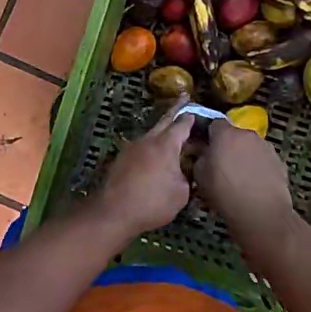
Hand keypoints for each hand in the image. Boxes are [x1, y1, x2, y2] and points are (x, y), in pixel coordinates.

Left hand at [91, 104, 195, 235]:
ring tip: (173, 135)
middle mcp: (148, 140)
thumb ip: (188, 177)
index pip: (182, 124)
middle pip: (164, 121)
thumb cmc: (152, 202)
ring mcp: (132, 148)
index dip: (191, 117)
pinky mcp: (121, 159)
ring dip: (162, 132)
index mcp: (165, 144)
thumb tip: (186, 171)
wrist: (114, 212)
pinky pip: (142, 148)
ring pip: (151, 134)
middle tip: (184, 100)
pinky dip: (151, 147)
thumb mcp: (181, 193)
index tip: (197, 111)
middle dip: (175, 110)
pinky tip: (156, 158)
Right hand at [196, 117, 303, 260]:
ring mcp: (266, 147)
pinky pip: (264, 160)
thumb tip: (204, 153)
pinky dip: (258, 168)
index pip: (214, 123)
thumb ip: (200, 157)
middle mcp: (248, 135)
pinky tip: (254, 185)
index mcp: (226, 134)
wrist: (260, 213)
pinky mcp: (279, 162)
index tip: (206, 148)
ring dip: (244, 156)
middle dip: (228, 146)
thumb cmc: (224, 192)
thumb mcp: (199, 175)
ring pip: (250, 147)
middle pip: (234, 135)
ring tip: (240, 178)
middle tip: (221, 165)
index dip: (209, 135)